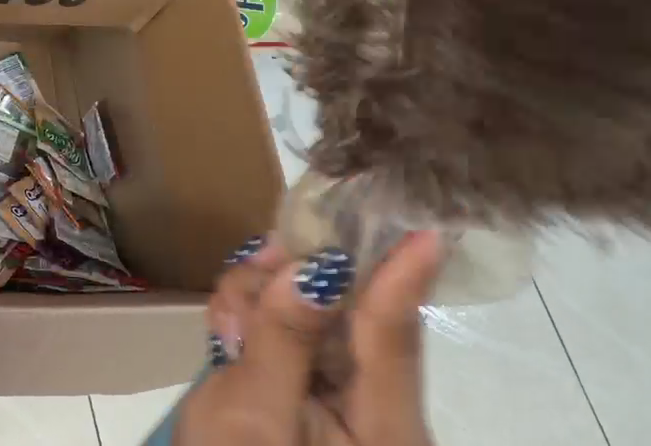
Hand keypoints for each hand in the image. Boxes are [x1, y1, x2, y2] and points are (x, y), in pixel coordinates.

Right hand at [175, 232, 443, 445]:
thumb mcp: (252, 415)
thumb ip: (283, 339)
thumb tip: (313, 269)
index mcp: (385, 425)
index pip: (394, 333)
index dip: (403, 274)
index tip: (427, 225)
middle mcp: (375, 404)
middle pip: (343, 310)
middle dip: (288, 279)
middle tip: (242, 276)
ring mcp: (342, 396)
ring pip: (310, 309)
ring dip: (259, 295)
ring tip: (223, 324)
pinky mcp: (312, 389)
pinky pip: (290, 330)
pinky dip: (254, 315)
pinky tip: (227, 331)